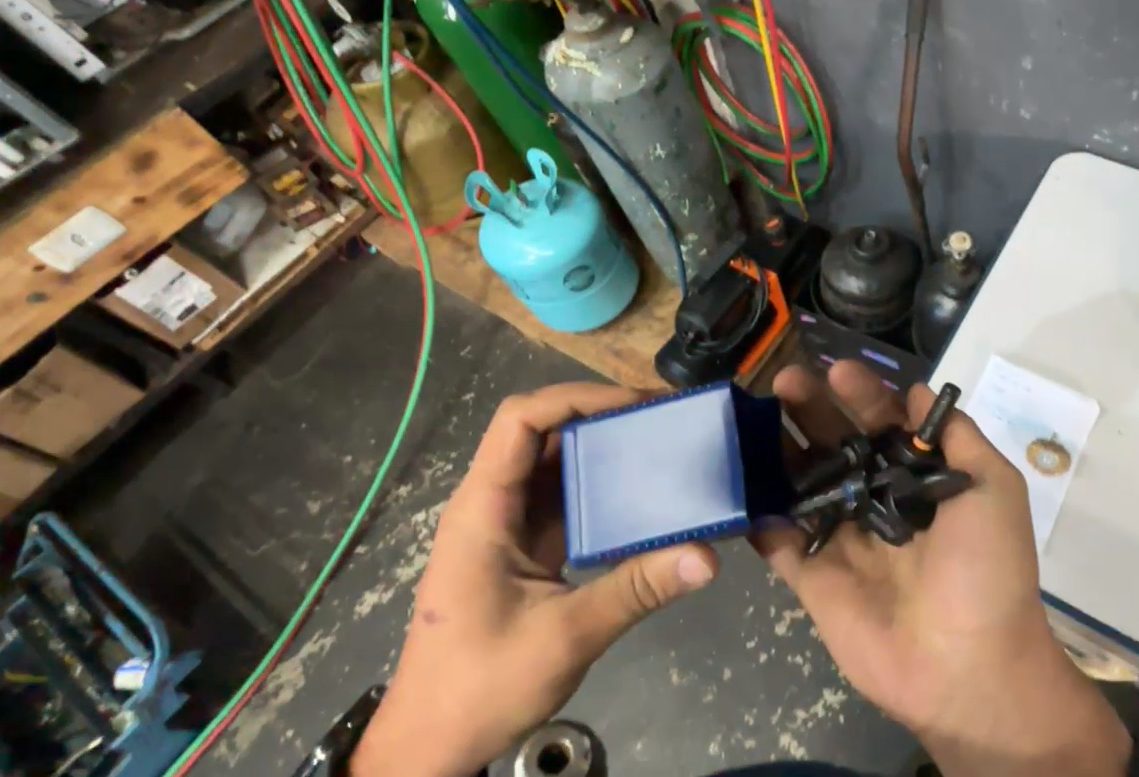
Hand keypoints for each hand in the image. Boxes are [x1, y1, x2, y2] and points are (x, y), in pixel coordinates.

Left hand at [352, 383, 719, 776]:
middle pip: (543, 432)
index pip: (520, 419)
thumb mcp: (564, 637)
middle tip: (666, 418)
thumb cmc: (479, 685)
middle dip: (603, 415)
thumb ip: (636, 590)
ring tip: (664, 443)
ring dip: (606, 448)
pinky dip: (604, 485)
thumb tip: (708, 557)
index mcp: (484, 509)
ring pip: (556, 463)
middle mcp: (493, 504)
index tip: (637, 405)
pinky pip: (565, 497)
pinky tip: (644, 493)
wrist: (430, 744)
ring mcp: (508, 526)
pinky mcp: (525, 547)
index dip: (577, 397)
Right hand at [756, 362, 1129, 776]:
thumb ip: (957, 437)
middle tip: (783, 379)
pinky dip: (755, 513)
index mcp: (920, 479)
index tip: (837, 369)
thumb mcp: (992, 487)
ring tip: (749, 417)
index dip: (863, 395)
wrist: (969, 666)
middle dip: (812, 410)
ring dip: (777, 450)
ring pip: (802, 484)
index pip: (885, 424)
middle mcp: (879, 502)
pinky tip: (731, 477)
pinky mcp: (813, 580)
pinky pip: (777, 541)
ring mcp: (844, 540)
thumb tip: (919, 391)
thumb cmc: (987, 568)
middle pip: (837, 445)